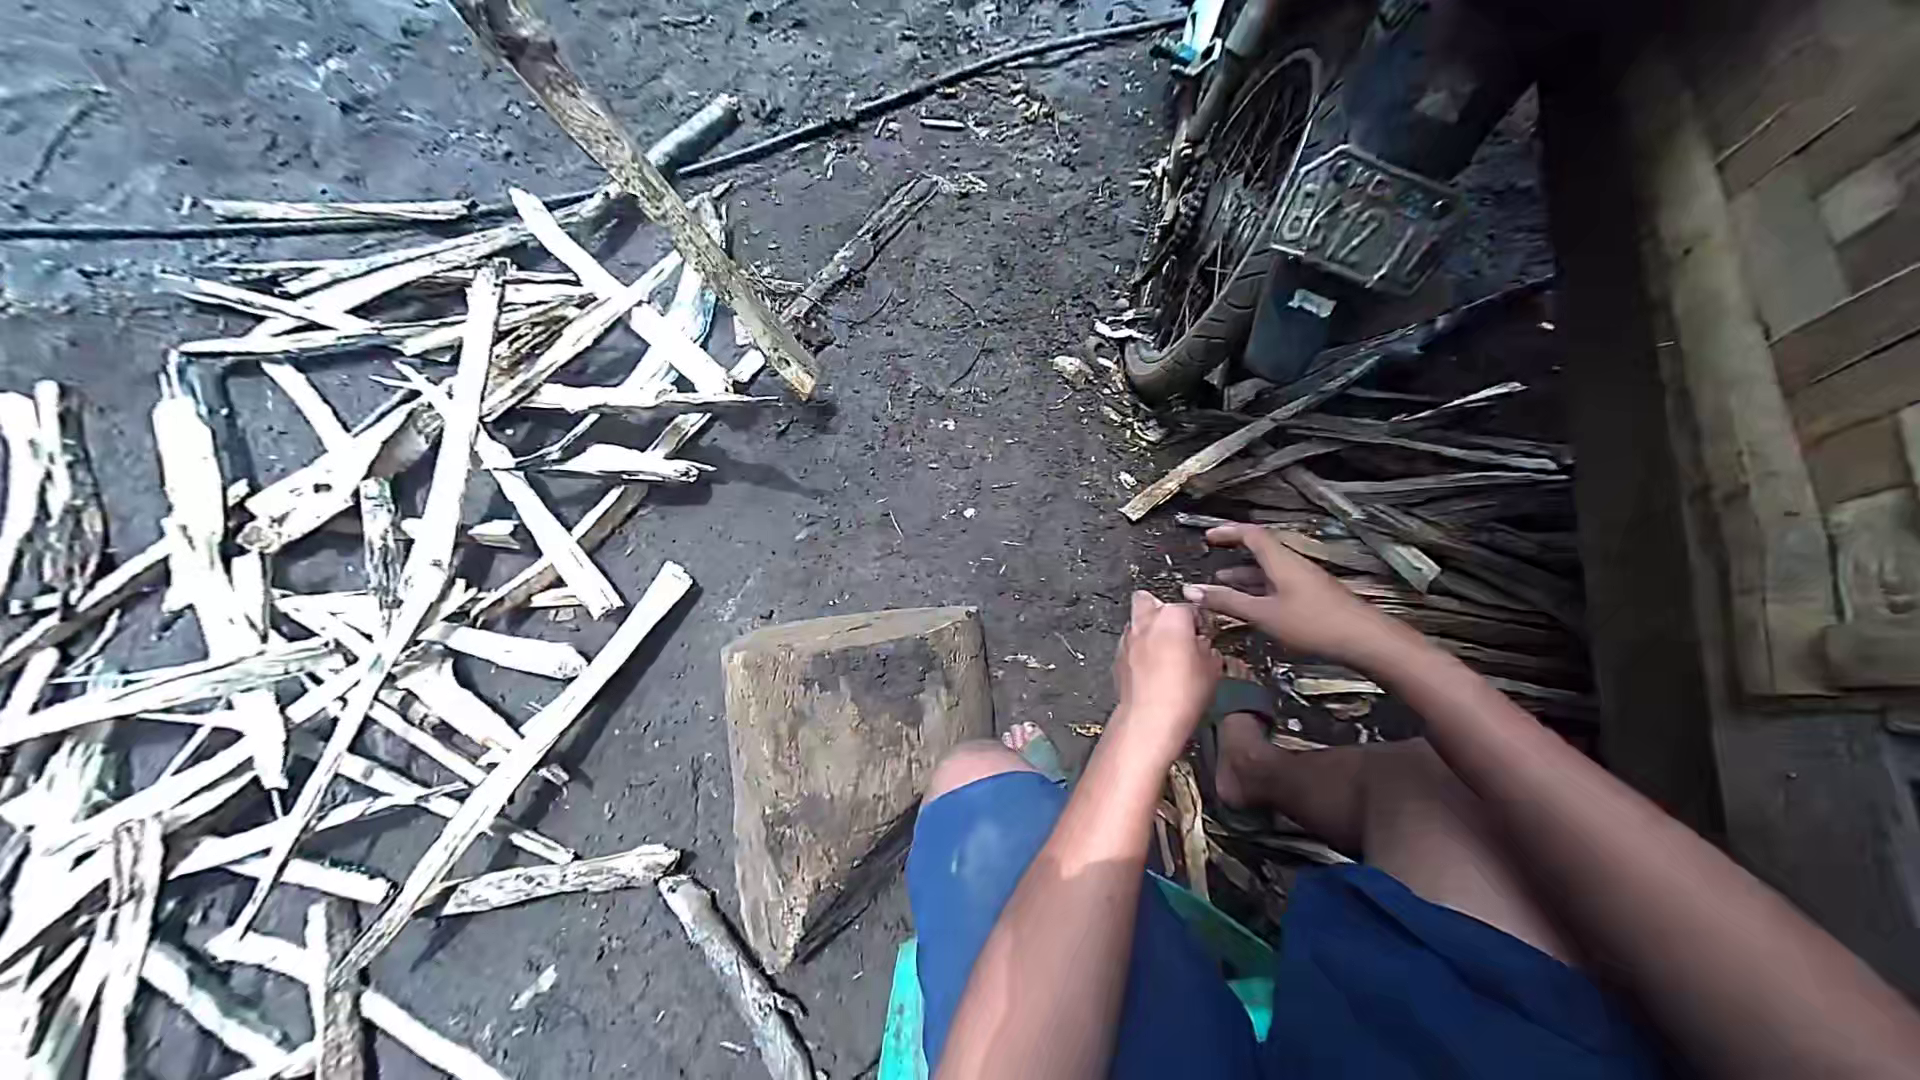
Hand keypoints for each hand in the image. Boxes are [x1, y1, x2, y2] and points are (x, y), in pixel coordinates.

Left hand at [1107, 590, 1221, 766]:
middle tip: (1176, 631)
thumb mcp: (1212, 668)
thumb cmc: (1182, 692)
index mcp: (1172, 617)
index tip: (1203, 634)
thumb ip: (1207, 648)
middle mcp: (1145, 621)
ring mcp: (1128, 637)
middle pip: (1149, 600)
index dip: (1199, 622)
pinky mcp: (1117, 656)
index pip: (1189, 608)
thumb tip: (1202, 646)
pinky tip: (1151, 668)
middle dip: (1161, 610)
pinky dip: (1138, 650)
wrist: (1149, 717)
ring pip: (1136, 622)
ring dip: (1148, 631)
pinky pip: (1129, 643)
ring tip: (1164, 653)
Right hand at [1183, 523, 1420, 669]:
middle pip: (1261, 551)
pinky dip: (1258, 590)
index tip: (1208, 536)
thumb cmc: (1313, 623)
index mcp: (1281, 561)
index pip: (1252, 534)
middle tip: (1211, 556)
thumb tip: (1190, 590)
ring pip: (1268, 571)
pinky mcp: (1312, 598)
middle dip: (1234, 552)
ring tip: (1221, 585)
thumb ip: (1227, 602)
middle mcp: (1293, 566)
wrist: (1367, 641)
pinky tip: (1250, 605)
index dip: (1228, 531)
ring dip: (1244, 575)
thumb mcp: (1264, 614)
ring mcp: (1305, 582)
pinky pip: (1278, 585)